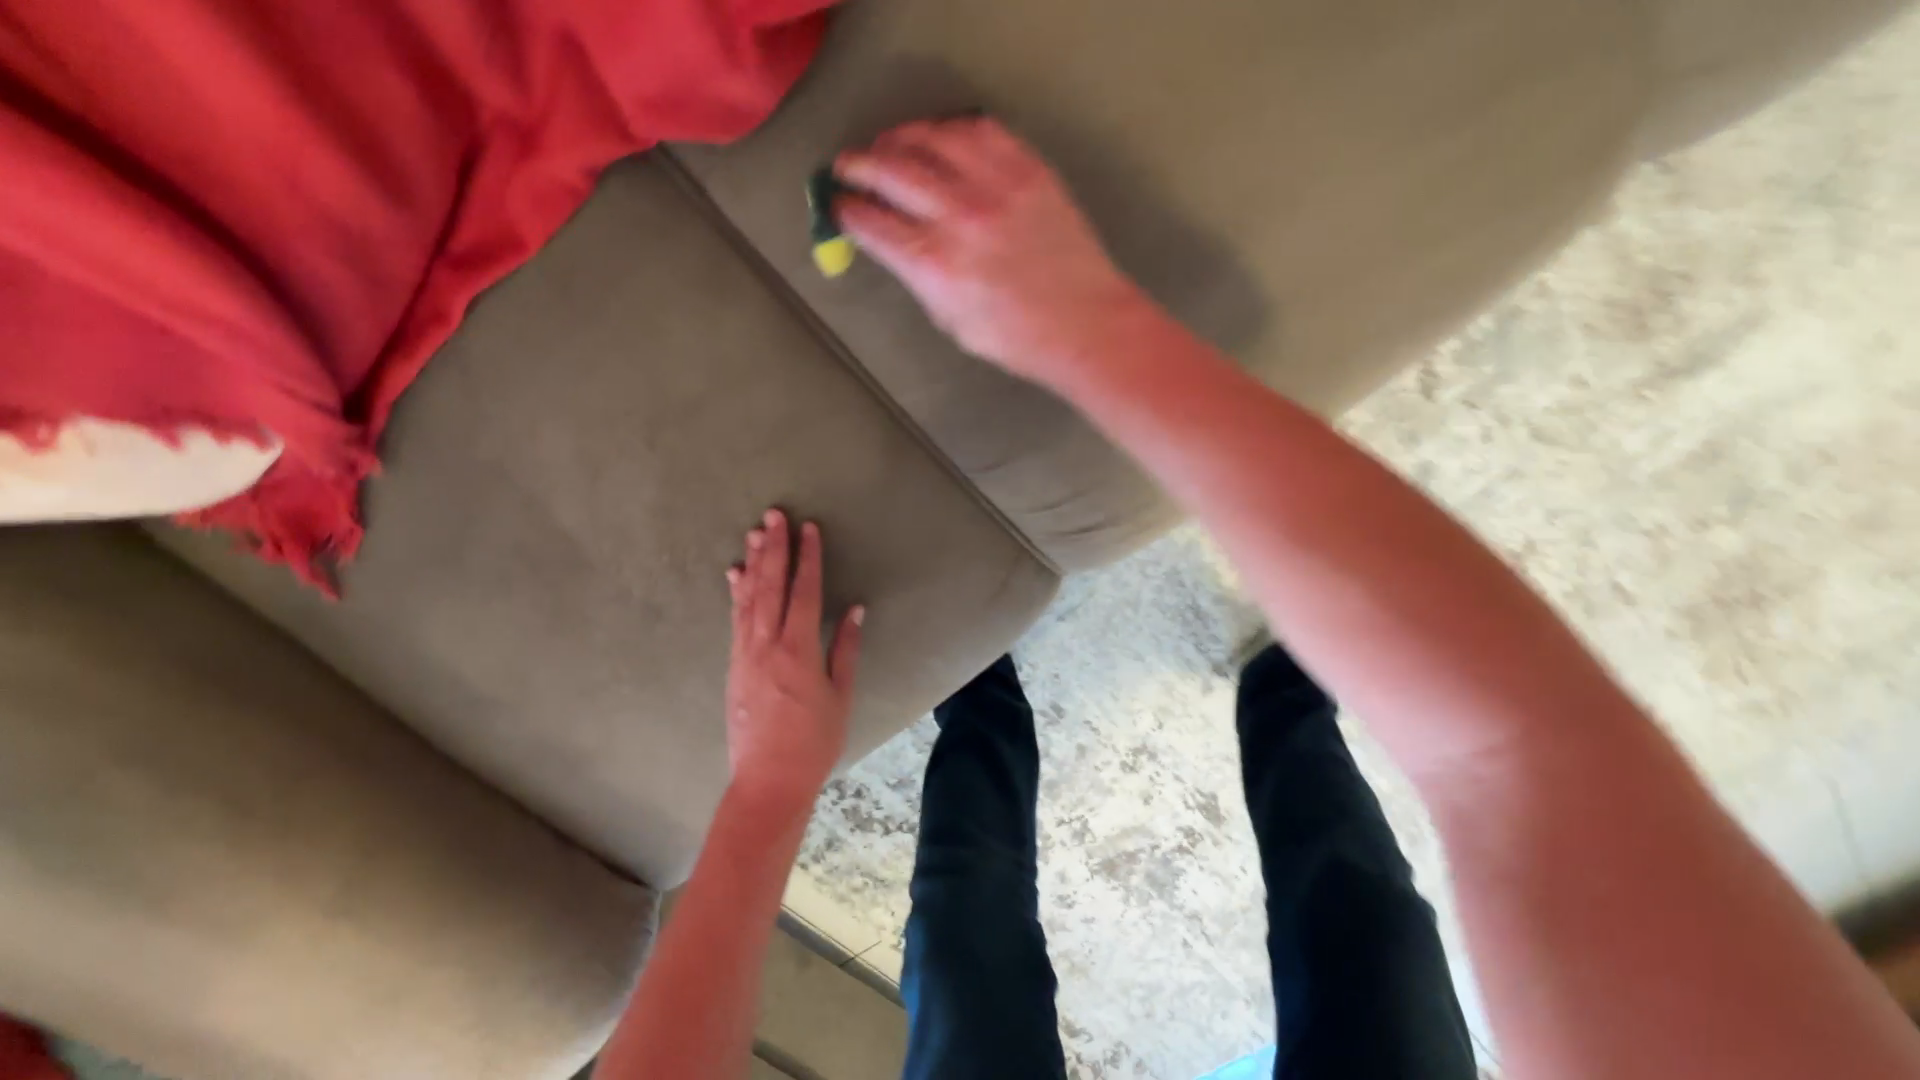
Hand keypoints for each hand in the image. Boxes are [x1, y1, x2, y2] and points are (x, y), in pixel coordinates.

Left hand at [724, 509, 863, 807]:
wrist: (768, 780)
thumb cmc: (814, 742)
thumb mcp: (841, 697)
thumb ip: (846, 650)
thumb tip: (854, 610)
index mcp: (799, 650)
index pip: (805, 592)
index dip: (808, 557)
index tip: (809, 529)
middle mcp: (767, 644)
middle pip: (771, 586)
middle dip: (774, 548)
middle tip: (774, 515)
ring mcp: (745, 654)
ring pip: (748, 598)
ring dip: (753, 563)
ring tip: (755, 533)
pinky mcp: (734, 666)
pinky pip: (735, 620)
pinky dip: (736, 594)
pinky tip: (735, 575)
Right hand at [834, 116, 1149, 383]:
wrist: (1083, 321)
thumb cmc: (1012, 336)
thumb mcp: (948, 318)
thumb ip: (915, 275)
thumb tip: (888, 240)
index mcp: (932, 264)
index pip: (869, 220)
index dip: (844, 209)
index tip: (837, 204)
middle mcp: (957, 216)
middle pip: (889, 169)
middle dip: (857, 164)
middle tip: (846, 165)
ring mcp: (994, 185)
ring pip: (929, 137)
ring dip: (898, 136)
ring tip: (888, 144)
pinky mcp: (1027, 168)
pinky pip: (978, 129)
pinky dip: (949, 129)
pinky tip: (940, 140)